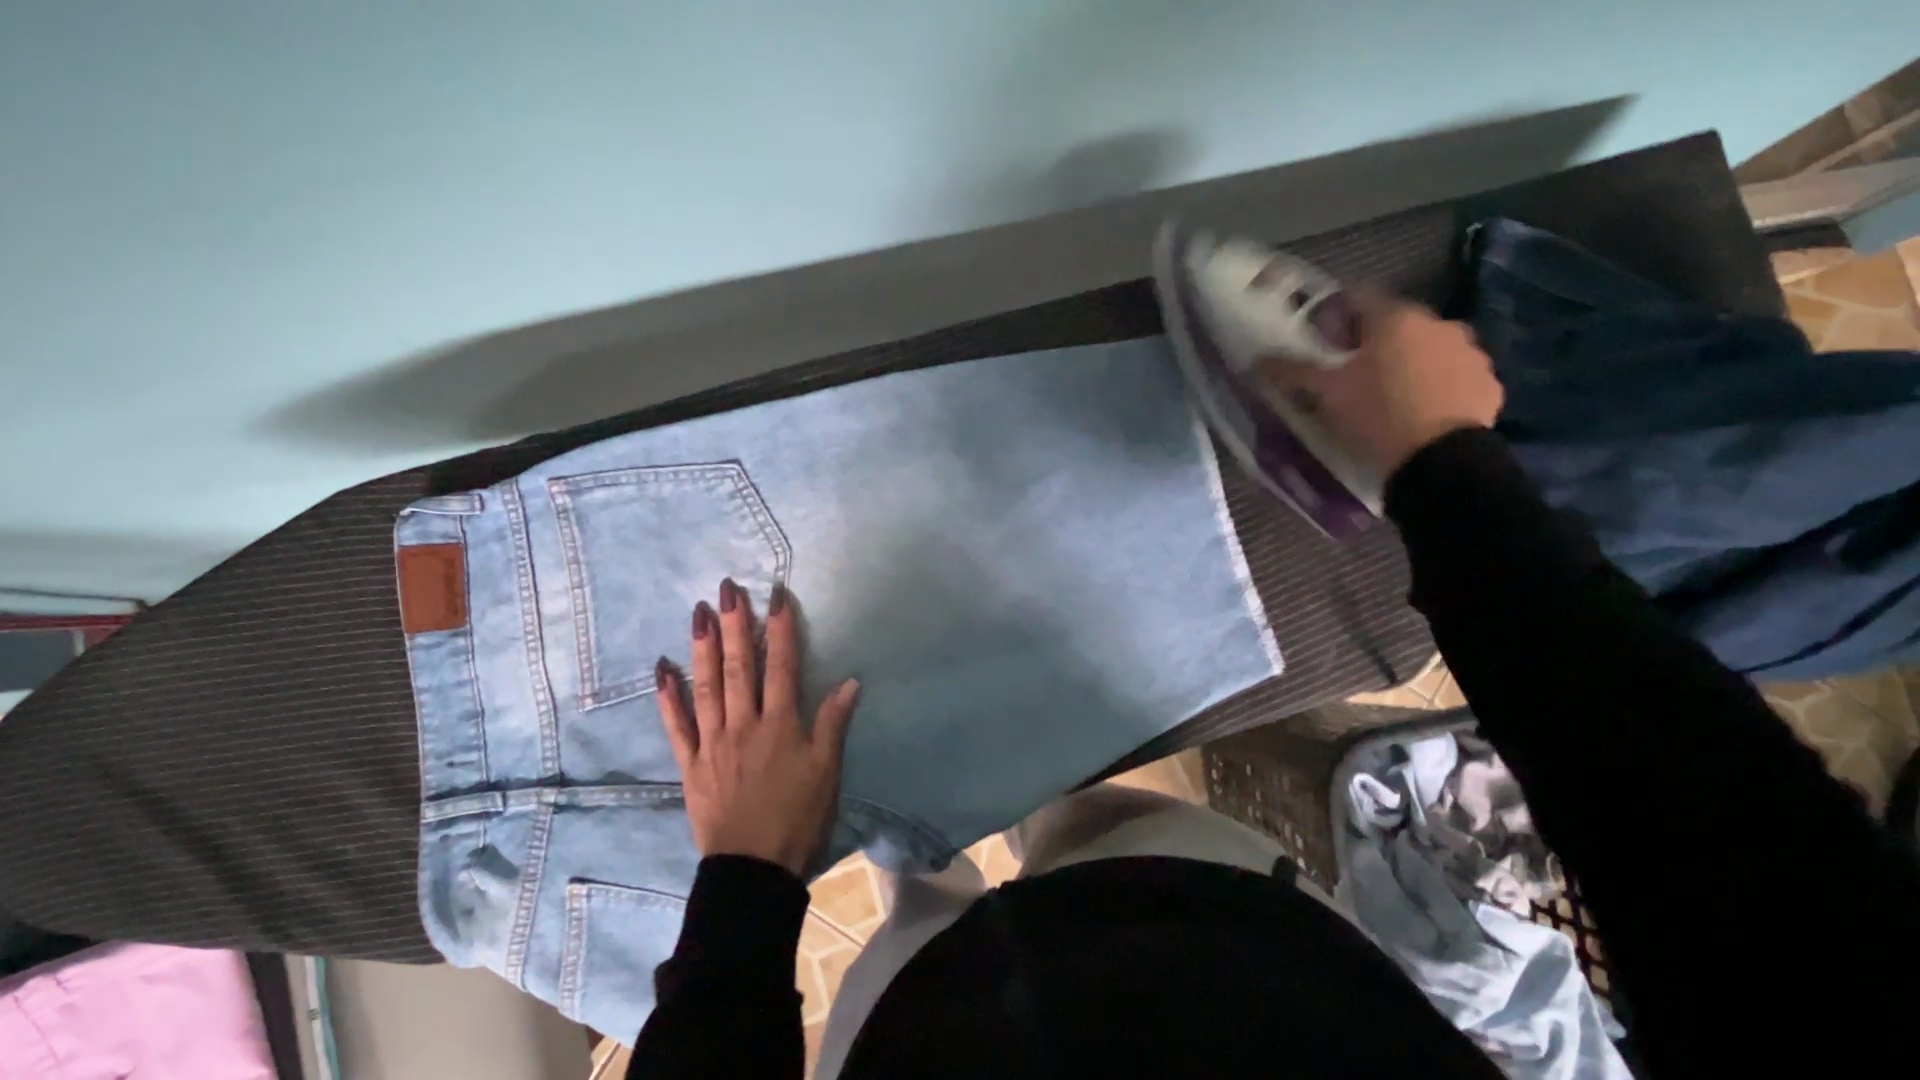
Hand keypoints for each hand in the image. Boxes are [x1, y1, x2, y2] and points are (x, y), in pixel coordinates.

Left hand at [654, 579, 859, 876]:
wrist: (754, 868)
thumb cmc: (797, 819)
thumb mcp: (826, 772)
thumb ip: (832, 724)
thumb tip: (850, 682)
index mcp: (781, 725)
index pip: (782, 665)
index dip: (780, 627)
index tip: (776, 594)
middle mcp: (744, 724)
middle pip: (740, 666)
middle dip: (735, 624)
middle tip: (728, 588)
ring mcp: (712, 742)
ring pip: (707, 685)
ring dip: (703, 647)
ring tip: (698, 611)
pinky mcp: (690, 763)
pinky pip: (676, 724)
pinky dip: (668, 695)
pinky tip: (662, 667)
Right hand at [1261, 294, 1503, 474]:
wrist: (1440, 462)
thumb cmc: (1375, 416)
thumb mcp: (1325, 395)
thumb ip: (1292, 371)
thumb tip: (1258, 359)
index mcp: (1395, 317)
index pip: (1357, 299)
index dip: (1335, 319)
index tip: (1322, 344)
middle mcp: (1438, 323)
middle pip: (1396, 325)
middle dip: (1374, 344)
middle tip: (1351, 377)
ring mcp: (1470, 352)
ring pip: (1429, 350)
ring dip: (1410, 364)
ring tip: (1389, 398)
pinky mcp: (1488, 384)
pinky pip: (1455, 378)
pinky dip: (1438, 388)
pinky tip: (1421, 414)